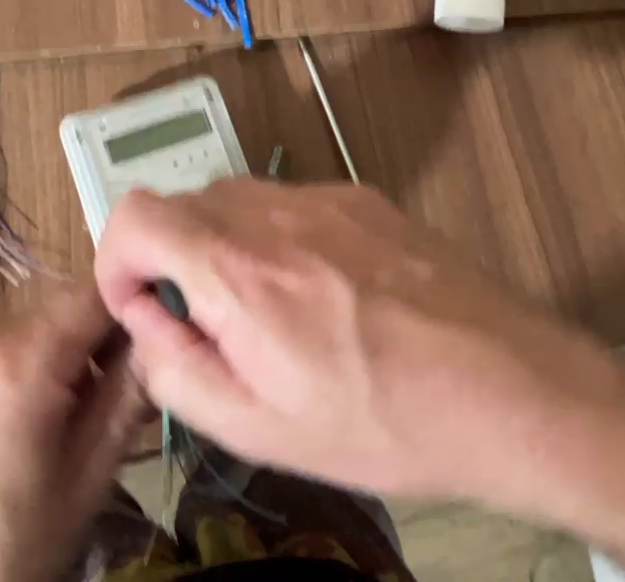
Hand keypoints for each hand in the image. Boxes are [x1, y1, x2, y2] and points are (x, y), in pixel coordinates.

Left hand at [0, 286, 144, 581]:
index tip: (157, 344)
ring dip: (60, 361)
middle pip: (63, 313)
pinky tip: (17, 435)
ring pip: (29, 336)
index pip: (99, 291)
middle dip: (99, 344)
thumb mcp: (86, 478)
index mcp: (23, 357)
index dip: (135, 308)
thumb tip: (160, 339)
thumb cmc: (6, 546)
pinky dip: (20, 376)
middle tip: (118, 401)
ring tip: (68, 426)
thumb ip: (128, 396)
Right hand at [93, 179, 624, 505]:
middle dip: (172, 257)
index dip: (118, 257)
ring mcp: (329, 197)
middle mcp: (279, 213)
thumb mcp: (259, 427)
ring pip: (238, 197)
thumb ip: (176, 364)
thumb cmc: (383, 422)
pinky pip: (292, 201)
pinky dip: (277, 234)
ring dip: (225, 244)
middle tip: (208, 322)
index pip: (136, 212)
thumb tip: (146, 316)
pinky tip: (322, 292)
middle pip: (185, 202)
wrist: (507, 386)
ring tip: (269, 313)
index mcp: (242, 270)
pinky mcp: (367, 198)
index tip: (142, 304)